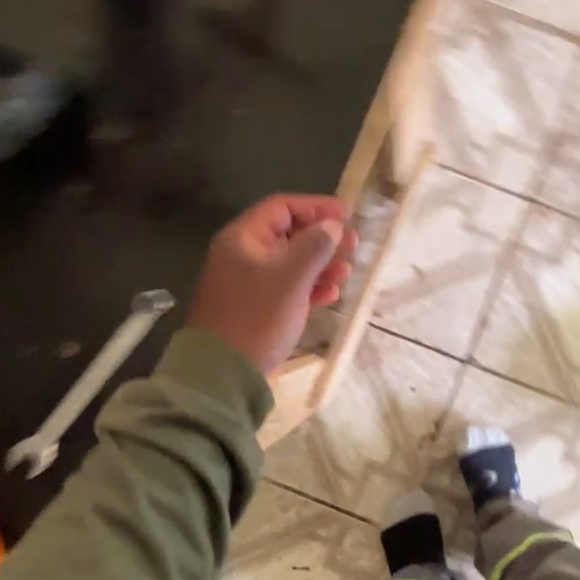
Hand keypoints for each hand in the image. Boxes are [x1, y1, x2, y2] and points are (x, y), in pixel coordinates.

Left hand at [187, 194, 358, 375]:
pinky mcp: (257, 306)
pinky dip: (310, 286)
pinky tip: (331, 295)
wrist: (225, 373)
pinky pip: (288, 286)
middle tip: (354, 245)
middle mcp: (244, 255)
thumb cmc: (258, 317)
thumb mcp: (291, 279)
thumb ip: (315, 246)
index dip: (317, 206)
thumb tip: (333, 225)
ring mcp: (249, 282)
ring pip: (291, 262)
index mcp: (243, 239)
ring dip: (321, 264)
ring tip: (347, 273)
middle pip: (289, 234)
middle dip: (323, 238)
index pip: (282, 207)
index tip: (348, 214)